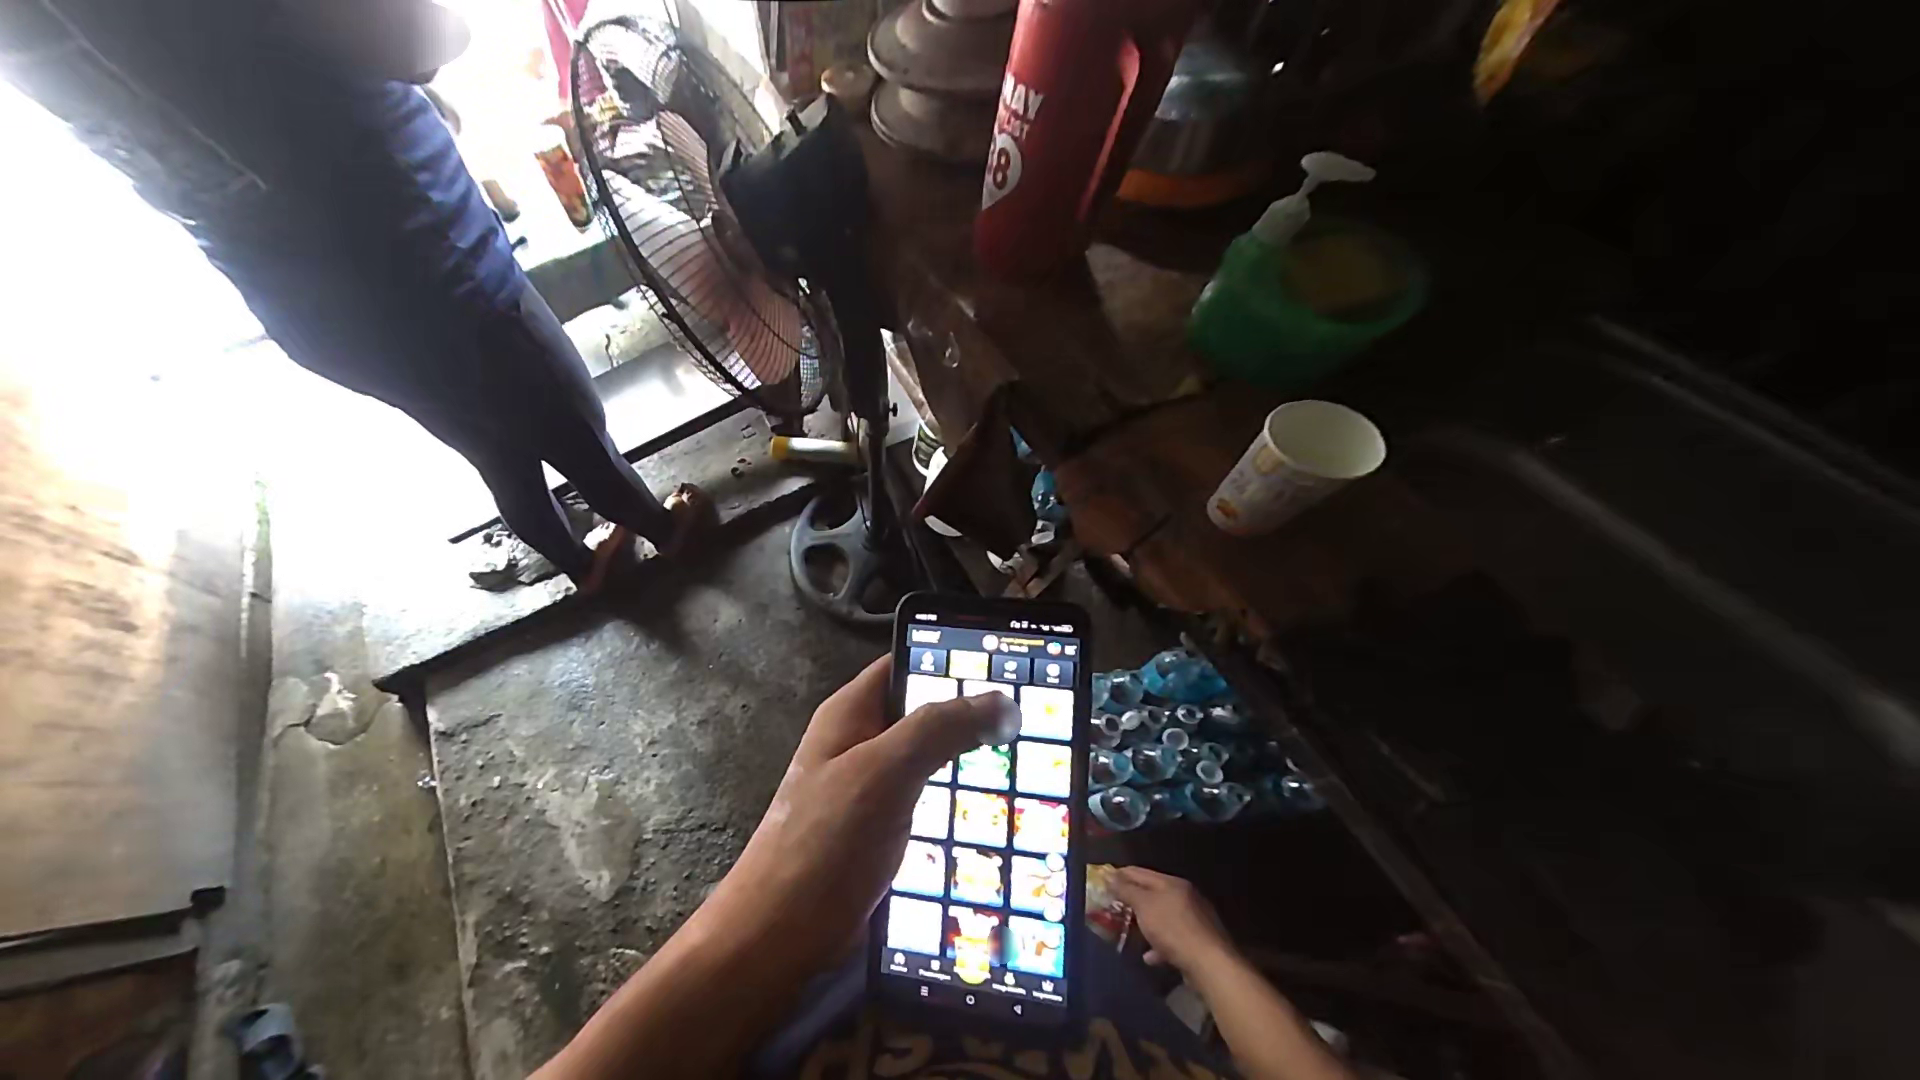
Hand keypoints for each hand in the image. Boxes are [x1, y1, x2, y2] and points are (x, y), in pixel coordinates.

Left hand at [698, 655, 1019, 972]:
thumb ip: (941, 729)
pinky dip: (957, 797)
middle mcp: (860, 740)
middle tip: (1030, 721)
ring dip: (969, 759)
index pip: (909, 662)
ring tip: (1023, 763)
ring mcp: (870, 785)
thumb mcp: (885, 771)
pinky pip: (928, 797)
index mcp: (852, 712)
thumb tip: (1003, 701)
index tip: (1010, 670)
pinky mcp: (881, 827)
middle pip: (926, 711)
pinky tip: (991, 809)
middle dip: (972, 714)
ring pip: (931, 756)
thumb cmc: (825, 843)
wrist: (776, 938)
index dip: (956, 661)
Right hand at [1111, 867, 1237, 974]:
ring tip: (1129, 931)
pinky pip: (1173, 939)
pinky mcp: (1199, 942)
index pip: (1140, 872)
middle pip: (1152, 893)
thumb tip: (1110, 875)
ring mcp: (1194, 920)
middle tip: (1113, 906)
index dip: (1120, 874)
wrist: (1210, 965)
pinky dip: (1160, 945)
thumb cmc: (1173, 929)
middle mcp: (1185, 896)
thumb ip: (1126, 889)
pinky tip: (1150, 957)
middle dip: (1133, 900)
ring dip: (1146, 923)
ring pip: (1163, 916)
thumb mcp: (1144, 906)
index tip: (1103, 880)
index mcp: (1172, 883)